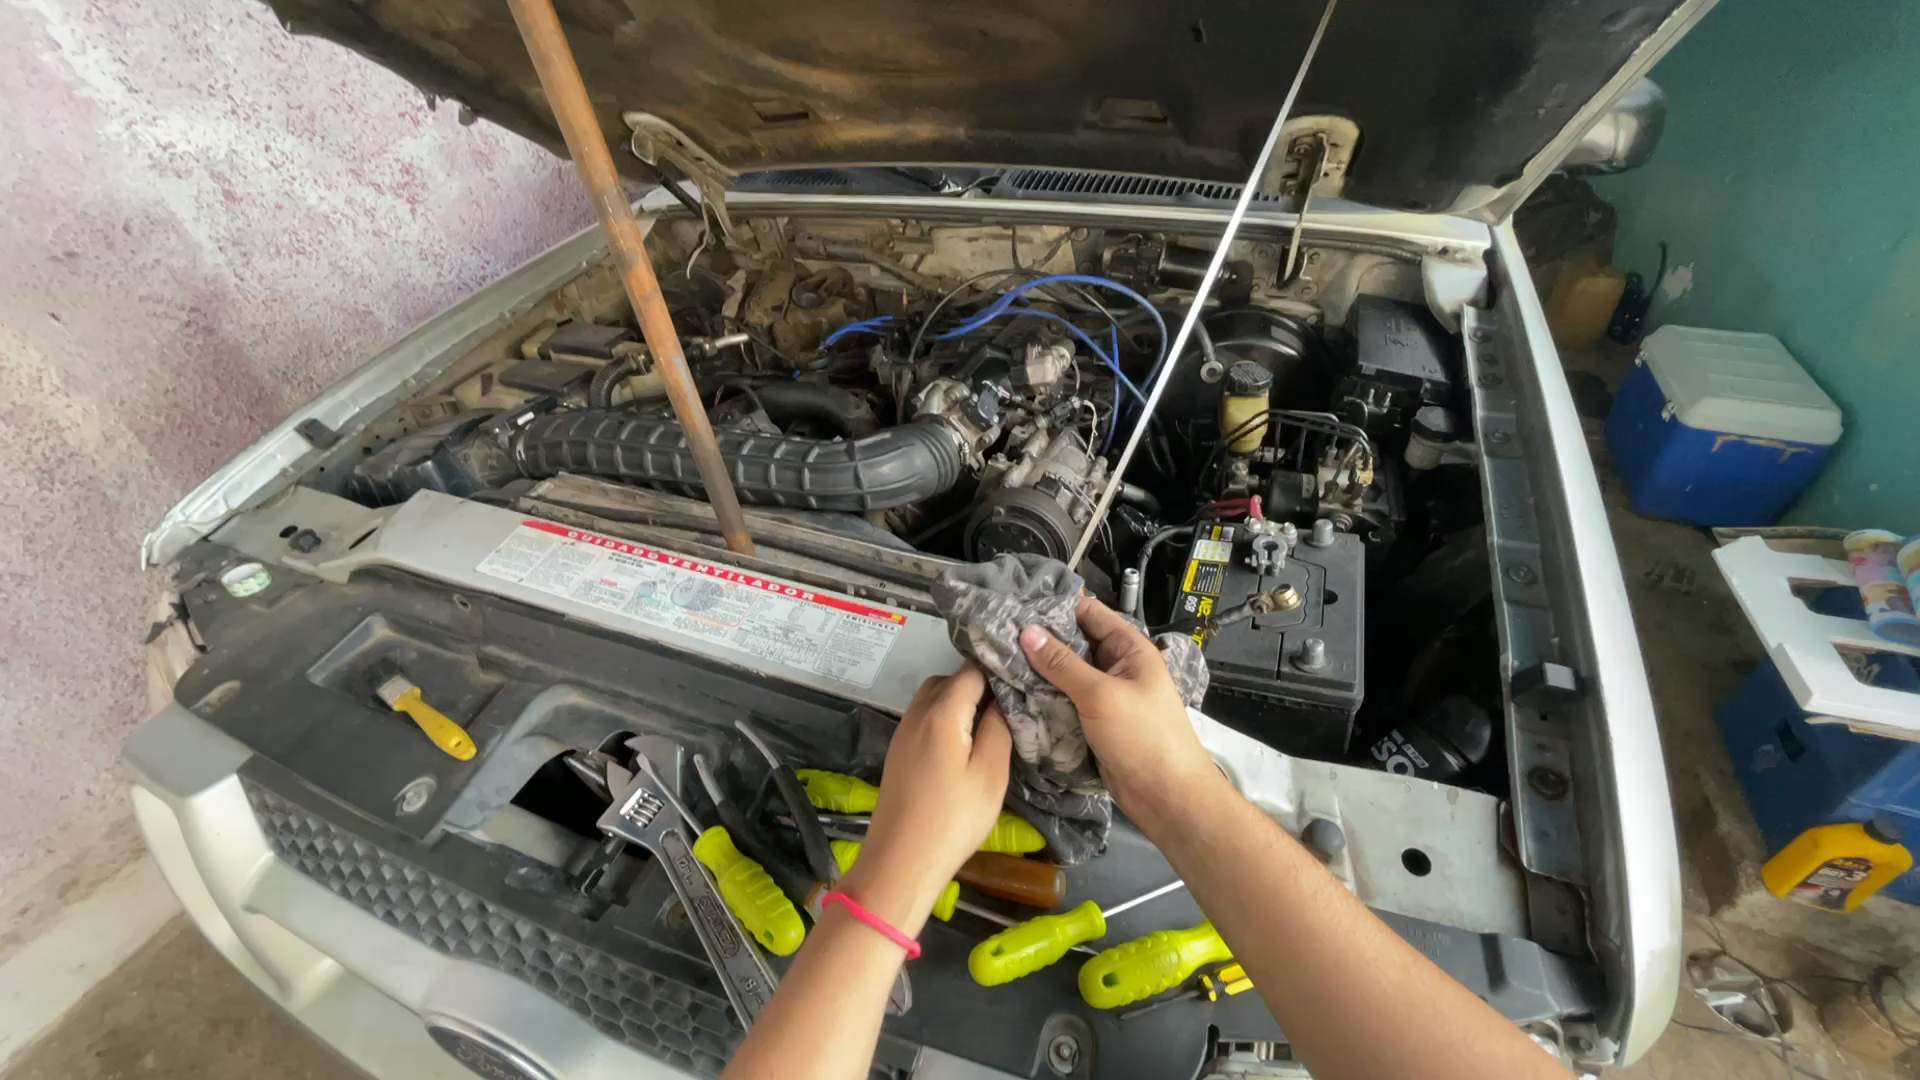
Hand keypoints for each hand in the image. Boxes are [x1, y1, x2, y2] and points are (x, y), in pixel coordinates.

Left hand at [845, 664, 1010, 935]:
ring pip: (934, 697)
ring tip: (990, 722)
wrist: (900, 861)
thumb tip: (1004, 698)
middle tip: (1010, 703)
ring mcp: (904, 731)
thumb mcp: (990, 774)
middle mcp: (917, 712)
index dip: (997, 670)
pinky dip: (945, 717)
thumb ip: (999, 728)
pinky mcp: (899, 750)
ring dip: (959, 700)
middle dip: (978, 684)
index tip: (1024, 678)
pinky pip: (924, 717)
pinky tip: (964, 741)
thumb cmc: (953, 818)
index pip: (971, 671)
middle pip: (949, 679)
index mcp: (942, 711)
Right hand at [1018, 598, 1224, 829]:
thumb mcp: (1101, 695)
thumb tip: (1026, 631)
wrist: (1167, 797)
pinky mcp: (1093, 720)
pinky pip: (1065, 698)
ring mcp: (1104, 694)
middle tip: (998, 632)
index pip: (1089, 612)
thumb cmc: (1144, 737)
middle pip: (1073, 642)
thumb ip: (1062, 663)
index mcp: (1129, 648)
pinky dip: (1044, 694)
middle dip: (1040, 638)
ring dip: (1038, 668)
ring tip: (998, 656)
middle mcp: (1116, 665)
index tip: (1016, 604)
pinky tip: (1014, 689)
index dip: (1056, 606)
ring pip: (1066, 672)